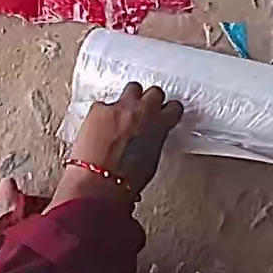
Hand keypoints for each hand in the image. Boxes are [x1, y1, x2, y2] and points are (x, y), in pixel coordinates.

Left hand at [53, 82, 183, 205]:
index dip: (168, 111)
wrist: (99, 182)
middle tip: (142, 112)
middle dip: (149, 100)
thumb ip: (153, 140)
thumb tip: (148, 137)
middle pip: (154, 92)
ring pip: (131, 89)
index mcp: (160, 125)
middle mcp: (142, 110)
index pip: (174, 107)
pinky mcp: (98, 108)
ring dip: (129, 100)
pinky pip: (104, 104)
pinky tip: (99, 128)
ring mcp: (120, 106)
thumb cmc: (126, 180)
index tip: (164, 114)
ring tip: (121, 115)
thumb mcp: (151, 160)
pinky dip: (103, 114)